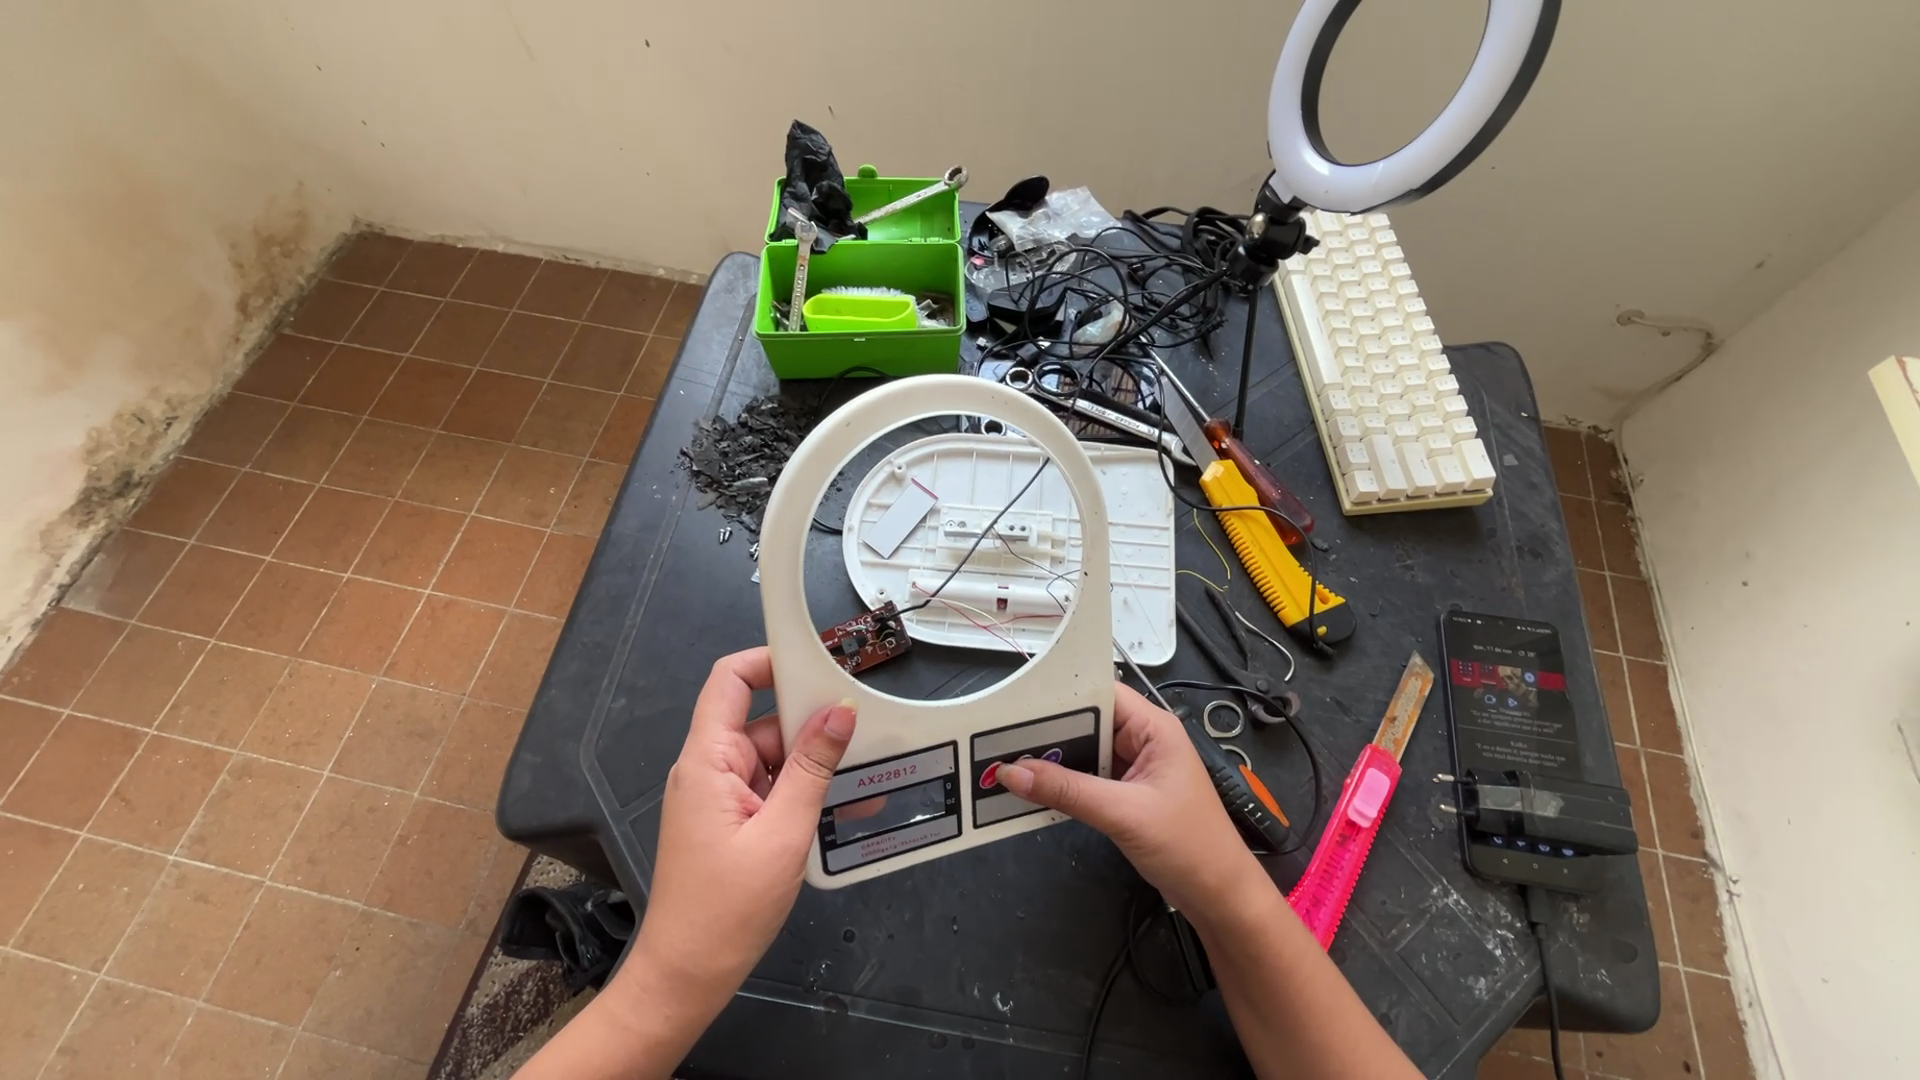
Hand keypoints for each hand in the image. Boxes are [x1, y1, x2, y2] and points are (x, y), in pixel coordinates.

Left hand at [628, 647, 855, 1001]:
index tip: (819, 665)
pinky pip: (774, 789)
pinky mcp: (732, 819)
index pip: (730, 680)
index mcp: (707, 761)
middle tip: (864, 730)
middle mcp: (710, 769)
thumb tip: (840, 713)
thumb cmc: (725, 912)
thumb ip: (813, 767)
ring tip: (866, 776)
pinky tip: (845, 805)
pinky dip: (806, 793)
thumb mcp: (783, 834)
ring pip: (776, 758)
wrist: (686, 979)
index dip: (770, 661)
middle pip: (765, 720)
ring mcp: (721, 796)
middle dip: (813, 724)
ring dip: (817, 766)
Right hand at [994, 682, 1267, 920]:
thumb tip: (1013, 772)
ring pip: (1084, 750)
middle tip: (1000, 733)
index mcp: (1154, 728)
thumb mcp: (1124, 814)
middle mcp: (1143, 740)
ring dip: (1053, 757)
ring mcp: (1135, 767)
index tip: (1018, 701)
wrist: (1221, 898)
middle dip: (1048, 729)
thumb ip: (1067, 791)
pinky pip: (1087, 777)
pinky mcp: (1127, 793)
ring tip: (1008, 758)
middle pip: (1087, 721)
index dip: (1061, 694)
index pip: (1101, 693)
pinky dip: (1062, 781)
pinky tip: (1033, 786)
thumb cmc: (1189, 847)